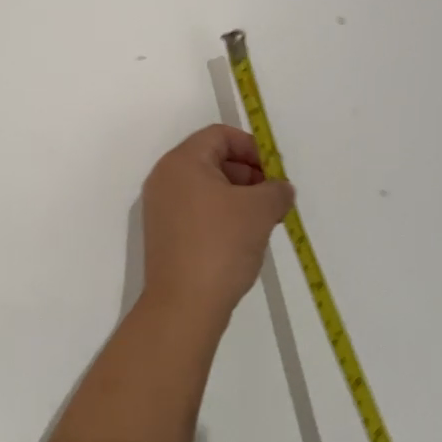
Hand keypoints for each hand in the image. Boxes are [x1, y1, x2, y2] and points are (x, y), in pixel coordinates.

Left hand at [140, 124, 295, 324]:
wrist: (184, 305)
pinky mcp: (164, 234)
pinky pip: (196, 210)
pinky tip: (242, 239)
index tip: (274, 172)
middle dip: (247, 173)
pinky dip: (221, 215)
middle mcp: (165, 178)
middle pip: (212, 159)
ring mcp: (160, 207)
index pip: (220, 135)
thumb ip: (276, 191)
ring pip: (206, 187)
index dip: (251, 148)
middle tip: (273, 198)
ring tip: (263, 221)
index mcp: (182, 162)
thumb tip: (281, 189)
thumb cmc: (220, 245)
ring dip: (237, 196)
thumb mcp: (259, 211)